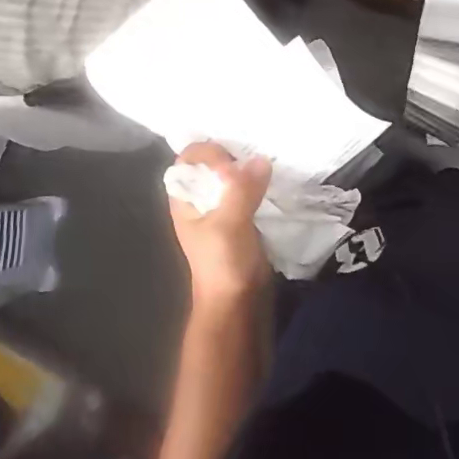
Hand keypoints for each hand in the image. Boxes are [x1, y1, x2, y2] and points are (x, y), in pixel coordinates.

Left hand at [168, 143, 271, 303]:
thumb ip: (241, 191)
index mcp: (184, 199)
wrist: (237, 304)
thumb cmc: (223, 264)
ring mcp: (221, 210)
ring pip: (231, 179)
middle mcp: (199, 200)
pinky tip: (274, 182)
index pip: (189, 159)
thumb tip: (261, 160)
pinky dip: (259, 185)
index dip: (209, 154)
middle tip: (256, 156)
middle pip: (211, 165)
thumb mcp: (229, 224)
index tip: (233, 162)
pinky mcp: (241, 220)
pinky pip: (248, 193)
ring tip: (268, 165)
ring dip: (248, 170)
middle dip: (232, 155)